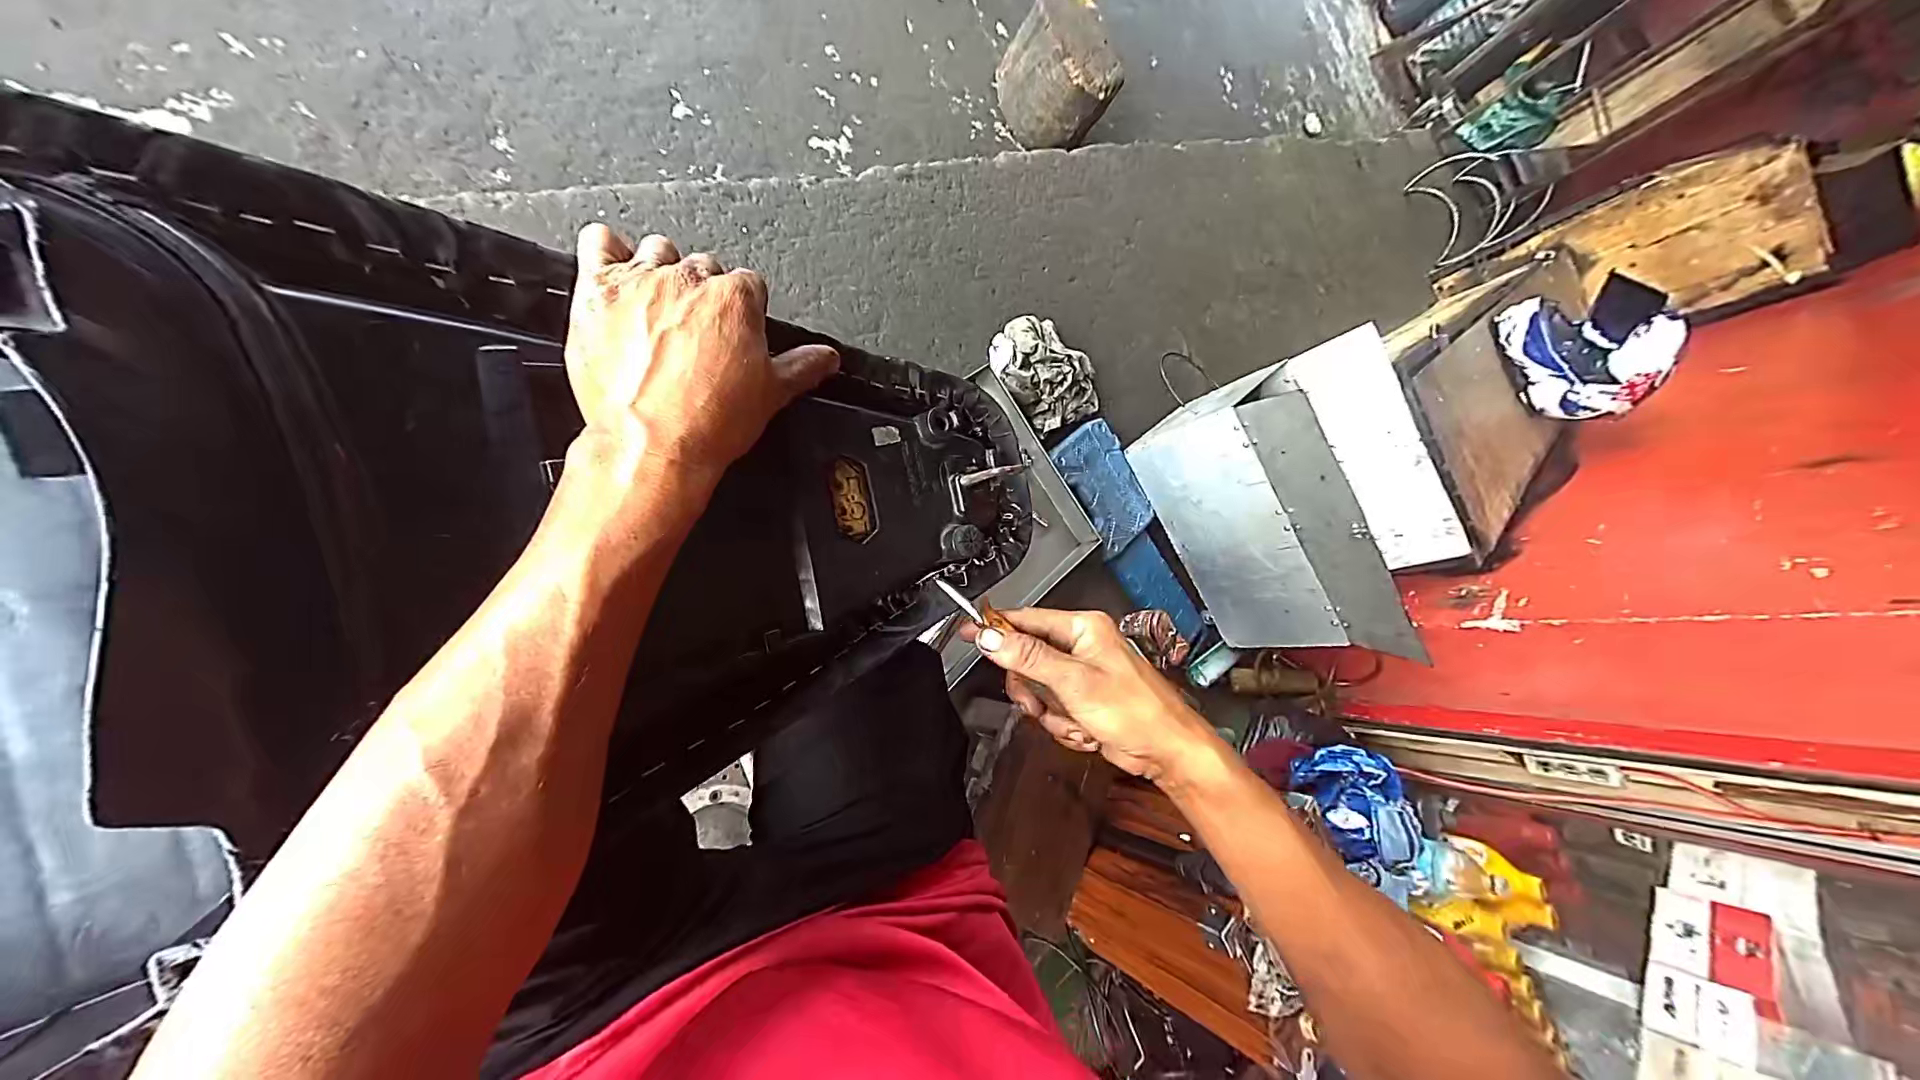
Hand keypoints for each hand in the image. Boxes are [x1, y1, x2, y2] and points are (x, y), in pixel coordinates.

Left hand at [564, 225, 839, 481]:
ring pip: (656, 250)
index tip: (738, 332)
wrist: (650, 448)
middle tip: (700, 332)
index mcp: (735, 299)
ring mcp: (640, 283)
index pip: (750, 285)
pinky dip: (607, 250)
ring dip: (662, 271)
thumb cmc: (707, 423)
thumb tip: (826, 357)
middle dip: (705, 294)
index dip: (747, 311)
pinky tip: (616, 275)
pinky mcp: (596, 291)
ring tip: (660, 309)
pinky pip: (598, 243)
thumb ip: (803, 366)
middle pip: (704, 267)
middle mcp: (688, 281)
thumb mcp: (771, 395)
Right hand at [959, 608, 1219, 781]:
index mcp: (1083, 628)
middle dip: (1032, 688)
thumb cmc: (1138, 710)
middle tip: (1041, 700)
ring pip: (1037, 688)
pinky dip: (1063, 724)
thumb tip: (992, 637)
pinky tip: (1085, 729)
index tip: (970, 631)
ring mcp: (1082, 674)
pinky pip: (1052, 709)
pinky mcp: (1083, 699)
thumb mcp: (1073, 681)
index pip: (1026, 619)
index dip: (996, 628)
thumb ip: (1027, 657)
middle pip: (1026, 659)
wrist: (1167, 750)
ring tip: (1074, 718)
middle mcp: (1082, 646)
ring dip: (1051, 711)